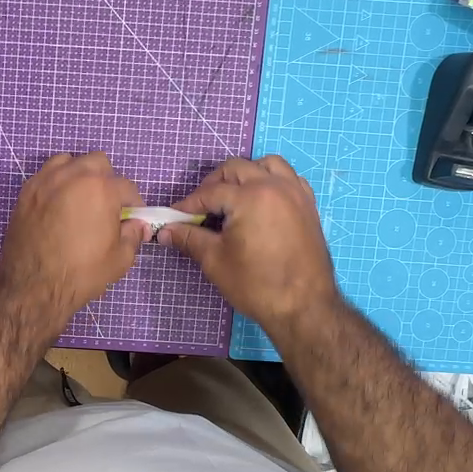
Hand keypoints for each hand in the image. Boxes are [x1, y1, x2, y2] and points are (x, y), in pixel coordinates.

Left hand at [0, 152, 147, 329]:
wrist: (32, 287)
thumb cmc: (81, 274)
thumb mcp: (120, 259)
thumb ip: (133, 235)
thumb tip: (137, 225)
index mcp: (101, 189)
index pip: (127, 187)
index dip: (134, 203)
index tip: (133, 217)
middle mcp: (73, 176)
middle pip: (98, 163)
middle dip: (107, 180)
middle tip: (106, 205)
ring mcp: (46, 181)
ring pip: (70, 162)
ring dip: (80, 175)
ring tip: (81, 199)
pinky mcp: (27, 192)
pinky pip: (46, 174)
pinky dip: (57, 182)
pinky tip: (59, 202)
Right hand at [156, 156, 338, 333]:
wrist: (304, 306)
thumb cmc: (256, 284)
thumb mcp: (215, 261)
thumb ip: (189, 238)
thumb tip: (164, 231)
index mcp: (250, 197)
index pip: (210, 192)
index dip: (188, 205)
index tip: (174, 217)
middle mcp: (275, 186)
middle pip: (236, 169)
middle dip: (213, 184)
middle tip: (200, 209)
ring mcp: (295, 193)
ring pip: (266, 165)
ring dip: (245, 174)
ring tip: (232, 198)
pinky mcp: (308, 205)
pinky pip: (288, 178)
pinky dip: (271, 181)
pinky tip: (261, 202)